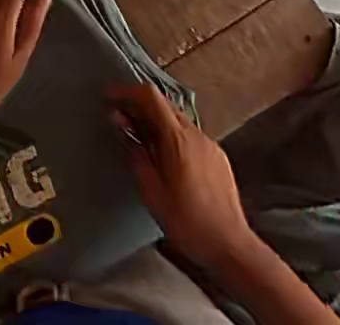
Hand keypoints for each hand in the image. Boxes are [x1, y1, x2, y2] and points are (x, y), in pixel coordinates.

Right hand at [108, 81, 255, 268]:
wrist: (231, 247)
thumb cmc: (186, 221)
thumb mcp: (152, 189)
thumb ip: (136, 151)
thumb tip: (120, 122)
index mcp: (177, 138)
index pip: (150, 97)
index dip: (126, 92)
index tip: (108, 98)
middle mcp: (195, 134)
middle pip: (164, 103)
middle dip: (138, 104)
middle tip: (118, 117)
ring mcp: (209, 144)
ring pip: (177, 118)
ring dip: (155, 119)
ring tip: (138, 136)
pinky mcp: (218, 156)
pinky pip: (190, 134)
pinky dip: (171, 133)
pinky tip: (164, 154)